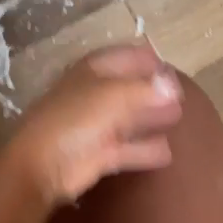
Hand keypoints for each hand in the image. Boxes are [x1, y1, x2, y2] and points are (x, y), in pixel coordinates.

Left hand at [2, 43, 183, 206]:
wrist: (42, 166)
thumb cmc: (75, 120)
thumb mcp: (112, 96)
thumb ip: (145, 90)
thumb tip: (173, 87)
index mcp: (93, 71)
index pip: (125, 57)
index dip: (147, 60)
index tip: (170, 67)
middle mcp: (96, 94)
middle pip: (130, 87)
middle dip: (154, 90)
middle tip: (181, 96)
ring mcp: (97, 125)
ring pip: (130, 118)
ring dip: (152, 118)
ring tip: (178, 118)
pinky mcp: (99, 154)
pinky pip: (128, 148)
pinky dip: (145, 149)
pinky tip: (166, 152)